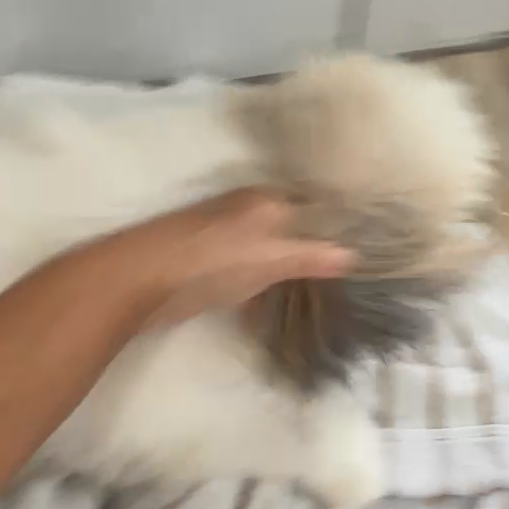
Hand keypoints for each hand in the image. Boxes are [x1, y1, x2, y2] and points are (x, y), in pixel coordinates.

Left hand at [108, 188, 353, 327]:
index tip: (365, 247)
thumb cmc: (215, 261)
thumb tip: (353, 255)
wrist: (143, 280)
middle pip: (294, 228)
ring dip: (290, 274)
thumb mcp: (273, 258)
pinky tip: (270, 309)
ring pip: (272, 252)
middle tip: (346, 278)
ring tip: (318, 297)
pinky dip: (263, 288)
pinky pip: (250, 272)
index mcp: (266, 199)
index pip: (315, 204)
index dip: (339, 224)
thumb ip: (313, 256)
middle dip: (317, 251)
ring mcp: (226, 236)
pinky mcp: (209, 262)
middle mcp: (248, 210)